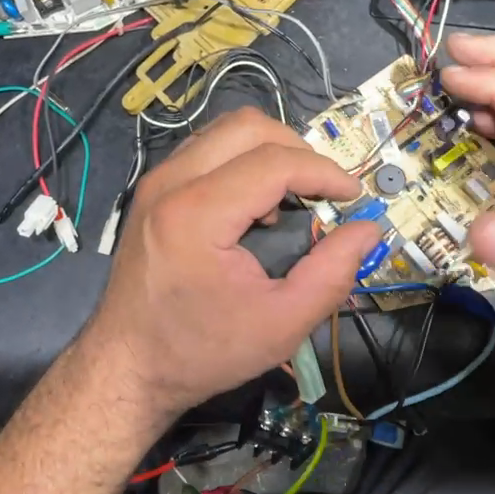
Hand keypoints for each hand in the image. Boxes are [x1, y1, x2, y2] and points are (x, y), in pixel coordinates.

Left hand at [78, 108, 380, 419]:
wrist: (126, 366)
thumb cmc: (201, 351)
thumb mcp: (280, 325)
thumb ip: (332, 273)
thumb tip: (369, 229)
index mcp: (197, 214)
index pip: (273, 162)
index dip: (323, 172)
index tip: (352, 196)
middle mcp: (171, 182)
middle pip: (249, 127)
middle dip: (297, 150)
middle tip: (323, 190)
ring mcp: (157, 180)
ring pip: (226, 129)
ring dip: (270, 150)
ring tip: (293, 196)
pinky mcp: (154, 187)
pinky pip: (208, 147)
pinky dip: (243, 158)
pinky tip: (256, 204)